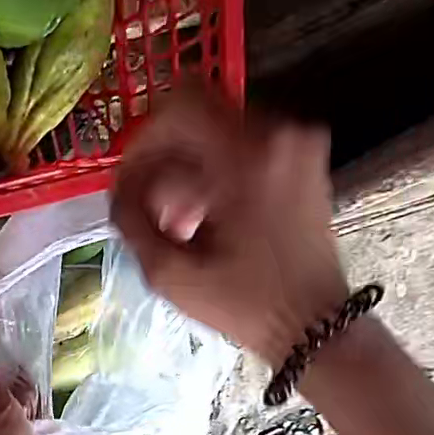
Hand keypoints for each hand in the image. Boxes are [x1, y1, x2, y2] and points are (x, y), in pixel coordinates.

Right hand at [111, 90, 349, 364]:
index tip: (130, 182)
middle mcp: (278, 135)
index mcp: (246, 158)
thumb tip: (118, 193)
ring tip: (179, 222)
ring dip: (188, 169)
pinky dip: (217, 173)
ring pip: (219, 131)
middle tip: (149, 207)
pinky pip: (246, 146)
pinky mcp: (306, 160)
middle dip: (163, 160)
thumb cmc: (244, 306)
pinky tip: (208, 217)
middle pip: (197, 116)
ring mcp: (298, 144)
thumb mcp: (171, 275)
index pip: (178, 108)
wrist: (315, 326)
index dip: (142, 141)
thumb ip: (131, 222)